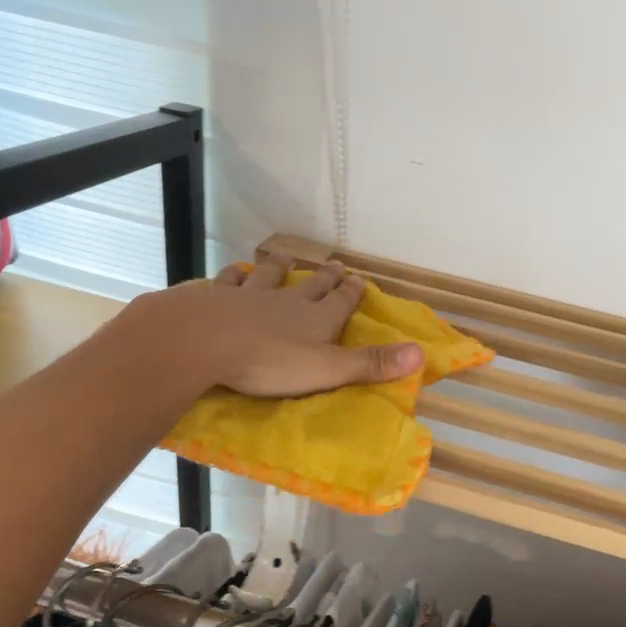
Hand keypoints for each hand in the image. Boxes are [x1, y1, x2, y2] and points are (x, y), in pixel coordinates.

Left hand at [141, 252, 422, 397]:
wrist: (204, 340)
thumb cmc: (269, 362)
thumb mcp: (328, 369)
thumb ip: (370, 364)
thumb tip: (421, 355)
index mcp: (315, 320)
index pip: (341, 302)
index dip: (352, 292)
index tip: (360, 278)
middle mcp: (285, 302)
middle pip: (309, 286)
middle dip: (324, 277)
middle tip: (334, 264)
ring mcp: (248, 296)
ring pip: (268, 276)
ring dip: (278, 267)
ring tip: (284, 256)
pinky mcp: (214, 298)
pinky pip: (227, 282)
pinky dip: (232, 276)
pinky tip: (232, 272)